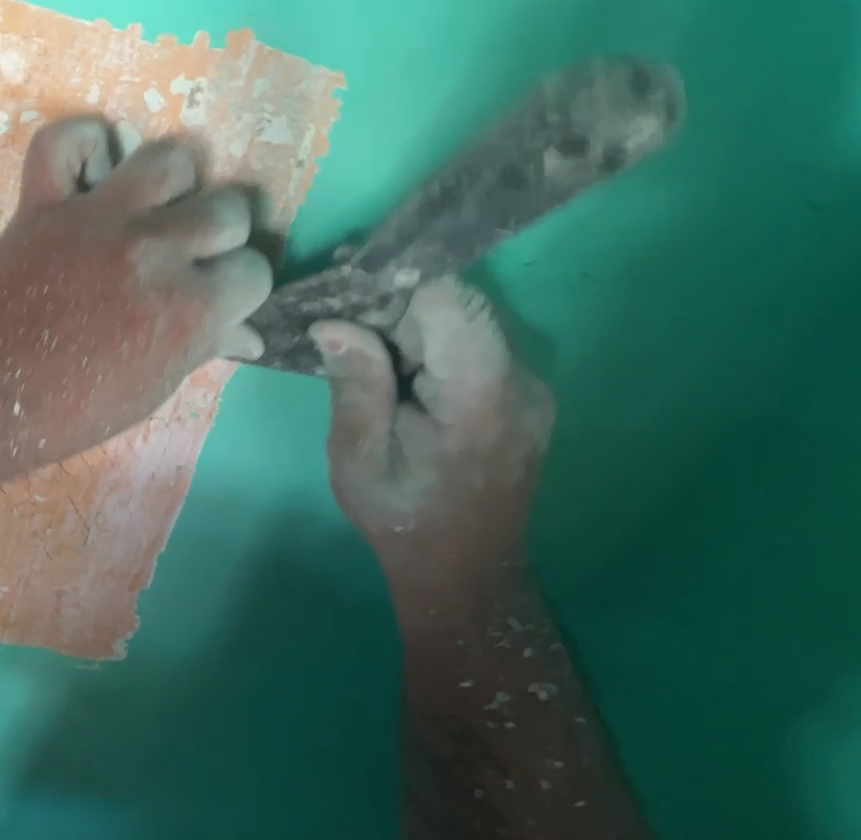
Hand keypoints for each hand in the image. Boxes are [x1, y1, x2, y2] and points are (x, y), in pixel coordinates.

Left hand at [0, 116, 271, 470]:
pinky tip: (89, 175)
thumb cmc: (72, 407)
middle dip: (217, 236)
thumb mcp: (152, 388)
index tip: (214, 295)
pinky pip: (65, 140)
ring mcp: (96, 219)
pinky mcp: (42, 203)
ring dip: (168, 184)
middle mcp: (155, 250)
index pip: (254, 269)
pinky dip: (80, 146)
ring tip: (149, 211)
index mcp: (190, 308)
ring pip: (167, 158)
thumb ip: (204, 345)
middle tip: (186, 256)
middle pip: (227, 208)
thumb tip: (249, 332)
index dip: (236, 286)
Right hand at [310, 278, 554, 602]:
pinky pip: (468, 342)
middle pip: (456, 304)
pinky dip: (424, 345)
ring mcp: (527, 384)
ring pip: (461, 318)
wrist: (463, 567)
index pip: (453, 301)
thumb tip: (333, 322)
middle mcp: (520, 380)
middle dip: (394, 310)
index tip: (348, 310)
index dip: (396, 292)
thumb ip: (354, 386)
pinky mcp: (519, 390)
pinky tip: (395, 378)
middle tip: (342, 337)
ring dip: (406, 329)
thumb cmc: (401, 515)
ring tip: (364, 363)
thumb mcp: (358, 456)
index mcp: (480, 397)